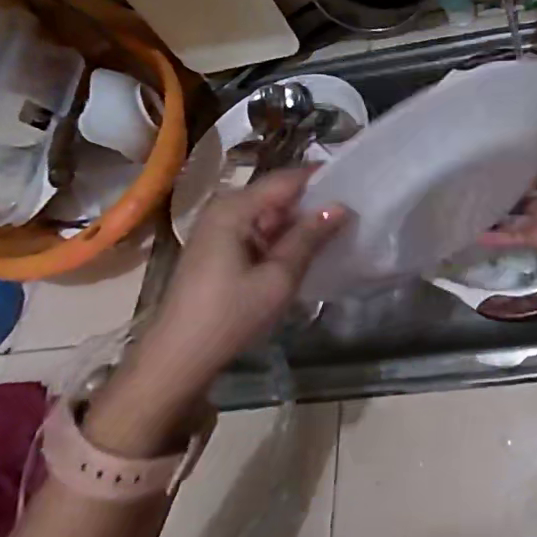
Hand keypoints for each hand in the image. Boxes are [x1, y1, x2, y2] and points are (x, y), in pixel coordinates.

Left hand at [89, 168, 347, 454]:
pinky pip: (258, 230)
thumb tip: (340, 207)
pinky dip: (282, 237)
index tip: (357, 185)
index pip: (286, 179)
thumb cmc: (231, 315)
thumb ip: (309, 238)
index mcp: (234, 209)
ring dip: (299, 222)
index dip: (322, 179)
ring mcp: (218, 229)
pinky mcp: (218, 249)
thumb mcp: (279, 277)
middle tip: (352, 212)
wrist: (179, 357)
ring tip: (337, 231)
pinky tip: (306, 251)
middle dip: (313, 201)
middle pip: (277, 194)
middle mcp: (223, 209)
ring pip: (269, 213)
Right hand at [479, 127, 536, 269]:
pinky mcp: (533, 238)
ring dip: (493, 210)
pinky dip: (492, 236)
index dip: (524, 163)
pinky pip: (509, 236)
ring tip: (466, 200)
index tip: (501, 152)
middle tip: (476, 173)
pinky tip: (471, 230)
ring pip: (511, 214)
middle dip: (504, 185)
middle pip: (522, 192)